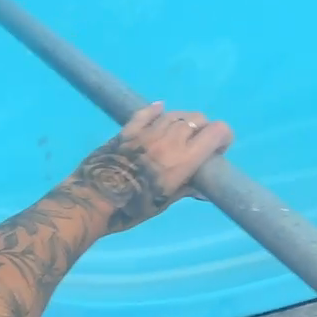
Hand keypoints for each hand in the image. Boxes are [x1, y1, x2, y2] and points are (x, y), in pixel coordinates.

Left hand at [72, 103, 232, 232]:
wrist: (93, 199)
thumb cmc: (132, 208)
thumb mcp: (164, 202)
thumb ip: (185, 189)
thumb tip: (202, 189)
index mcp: (185, 159)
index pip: (217, 131)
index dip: (223, 137)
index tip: (218, 149)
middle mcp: (170, 140)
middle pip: (197, 119)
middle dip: (203, 129)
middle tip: (197, 143)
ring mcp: (146, 132)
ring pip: (174, 114)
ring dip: (181, 120)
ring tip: (178, 132)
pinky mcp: (126, 131)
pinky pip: (145, 113)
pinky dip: (155, 110)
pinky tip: (159, 108)